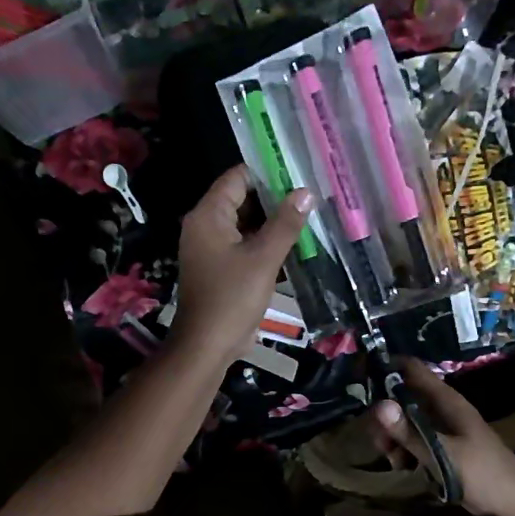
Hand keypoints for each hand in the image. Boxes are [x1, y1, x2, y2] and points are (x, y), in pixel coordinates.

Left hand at [171, 166, 310, 362]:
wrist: (207, 345)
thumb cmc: (232, 298)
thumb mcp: (264, 258)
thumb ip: (285, 223)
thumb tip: (305, 192)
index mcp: (208, 216)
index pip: (237, 178)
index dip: (267, 171)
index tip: (298, 170)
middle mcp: (204, 227)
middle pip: (241, 200)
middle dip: (274, 198)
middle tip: (310, 193)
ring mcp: (210, 249)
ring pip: (245, 225)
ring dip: (272, 222)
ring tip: (309, 214)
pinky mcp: (219, 269)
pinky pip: (244, 246)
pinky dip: (264, 243)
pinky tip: (294, 243)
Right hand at [367, 359, 514, 515]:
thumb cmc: (483, 474)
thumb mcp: (442, 455)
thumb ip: (409, 432)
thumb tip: (379, 404)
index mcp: (446, 401)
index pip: (411, 369)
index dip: (386, 368)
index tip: (360, 381)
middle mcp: (441, 408)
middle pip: (402, 398)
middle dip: (385, 416)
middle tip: (378, 440)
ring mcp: (442, 427)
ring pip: (405, 421)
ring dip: (393, 438)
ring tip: (393, 460)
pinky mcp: (442, 446)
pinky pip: (414, 440)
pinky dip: (404, 450)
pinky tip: (403, 467)